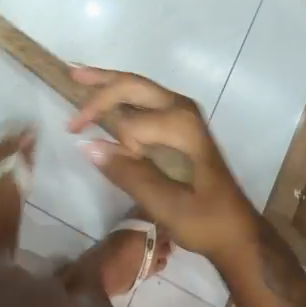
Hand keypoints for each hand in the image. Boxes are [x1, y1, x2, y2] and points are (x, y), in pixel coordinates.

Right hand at [67, 67, 259, 266]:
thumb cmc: (205, 219)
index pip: (131, 123)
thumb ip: (129, 174)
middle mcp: (181, 108)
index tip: (117, 171)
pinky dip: (119, 94)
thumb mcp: (167, 206)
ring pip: (137, 87)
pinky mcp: (177, 123)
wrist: (236, 231)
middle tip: (69, 81)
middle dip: (101, 86)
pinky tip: (103, 94)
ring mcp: (181, 113)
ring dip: (108, 83)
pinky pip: (143, 100)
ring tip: (78, 75)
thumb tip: (88, 146)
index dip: (119, 147)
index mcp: (182, 124)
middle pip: (133, 85)